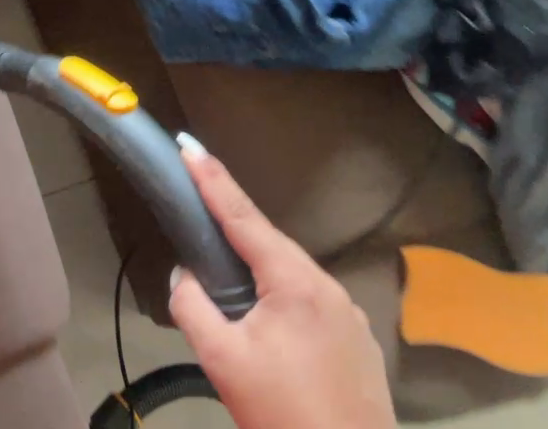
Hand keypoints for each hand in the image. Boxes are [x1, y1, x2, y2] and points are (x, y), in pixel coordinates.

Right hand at [168, 141, 395, 428]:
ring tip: (228, 285)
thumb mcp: (222, 360)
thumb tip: (186, 277)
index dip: (213, 180)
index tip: (189, 145)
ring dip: (259, 270)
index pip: (244, 218)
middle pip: (270, 245)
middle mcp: (330, 289)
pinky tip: (269, 328)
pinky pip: (311, 304)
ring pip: (292, 276)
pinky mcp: (361, 346)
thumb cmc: (282, 415)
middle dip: (233, 228)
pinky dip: (282, 299)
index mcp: (296, 283)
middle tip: (197, 207)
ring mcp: (351, 318)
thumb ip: (192, 306)